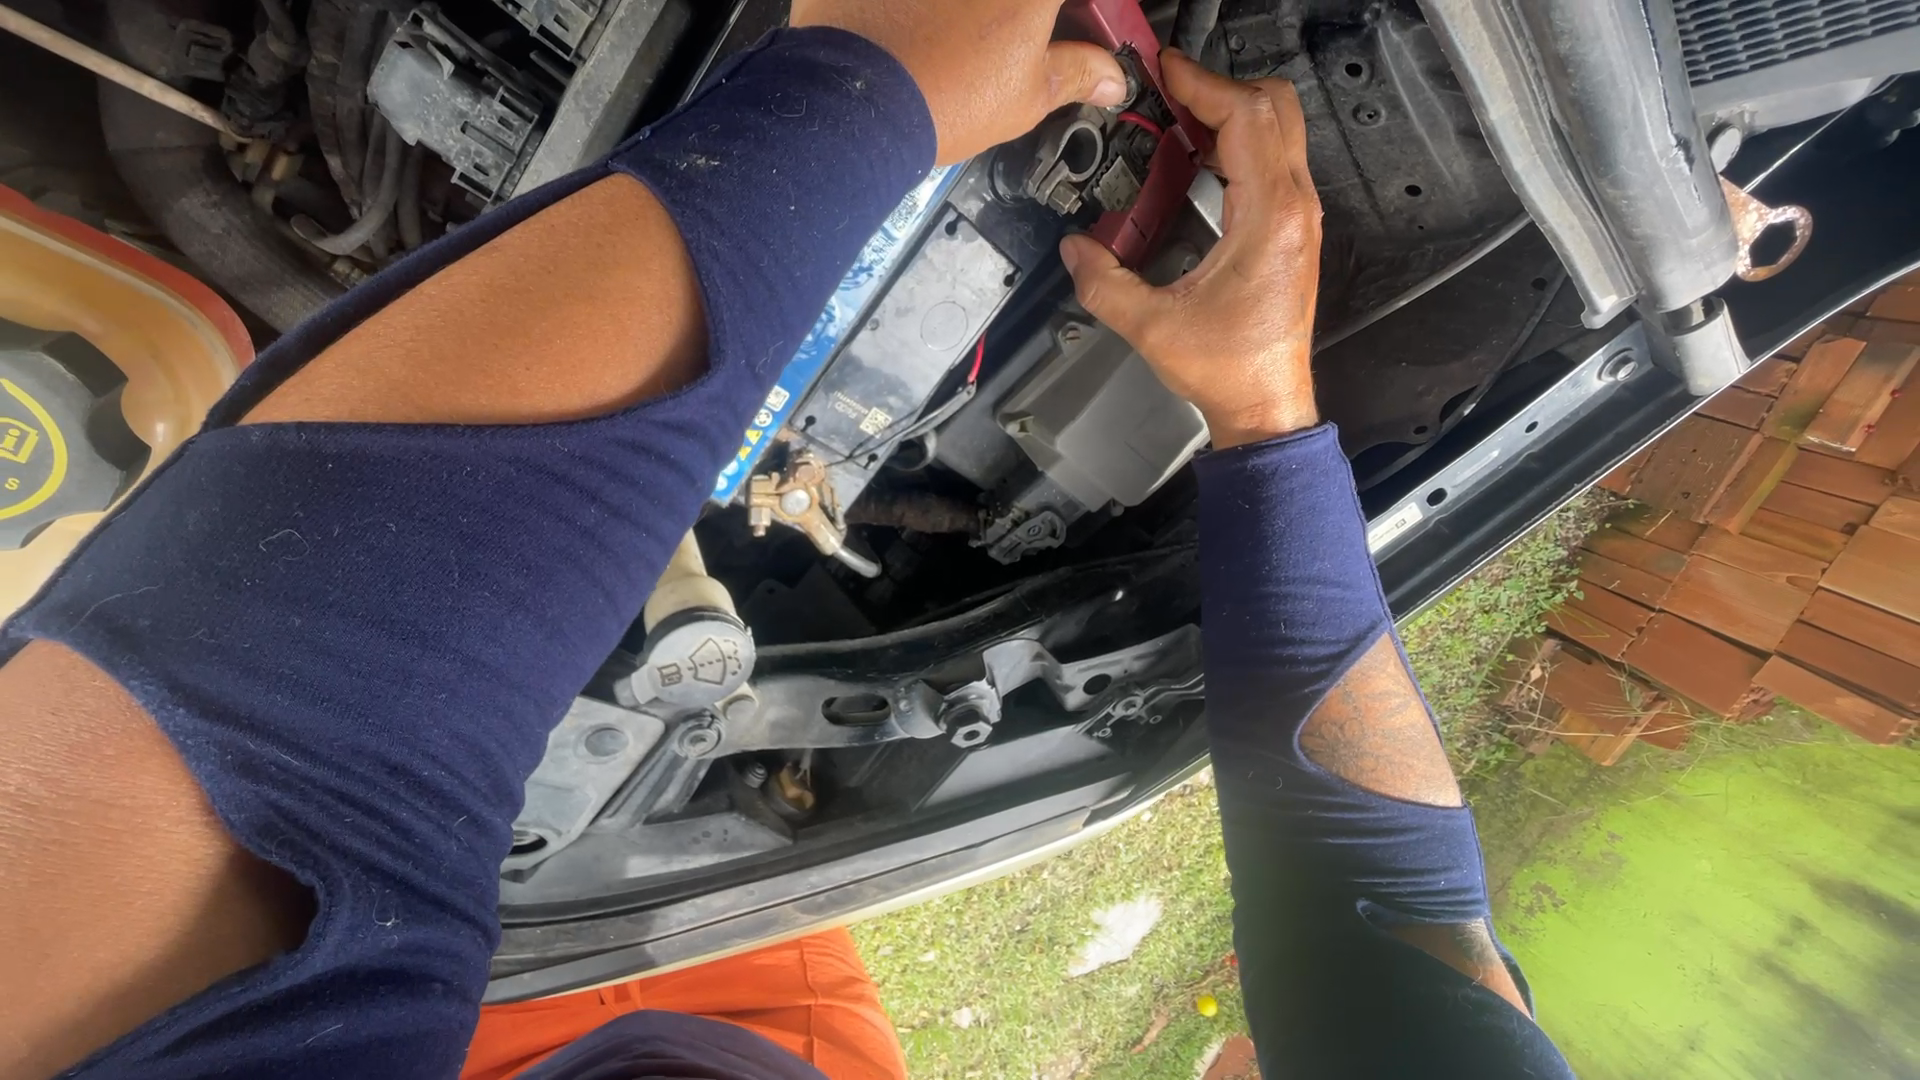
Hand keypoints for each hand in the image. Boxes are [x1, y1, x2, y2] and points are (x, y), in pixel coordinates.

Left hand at [790, 0, 1127, 164]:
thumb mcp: (1028, 96)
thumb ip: (1077, 74)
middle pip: (1023, 2)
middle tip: (1036, 36)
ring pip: (975, 6)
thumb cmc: (947, 97)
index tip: (1086, 24)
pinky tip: (933, 29)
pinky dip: (936, 13)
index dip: (1092, 12)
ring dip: (983, 19)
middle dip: (1039, 19)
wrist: (860, 103)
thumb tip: (1110, 78)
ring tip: (974, 40)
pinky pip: (932, 3)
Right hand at [1059, 51, 1323, 448]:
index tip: (1165, 72)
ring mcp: (1300, 220)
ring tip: (1179, 122)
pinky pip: (1275, 163)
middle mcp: (1295, 209)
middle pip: (1274, 108)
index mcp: (1269, 219)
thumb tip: (1074, 250)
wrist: (1264, 403)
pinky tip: (1200, 162)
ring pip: (1280, 132)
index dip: (1202, 86)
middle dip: (1221, 89)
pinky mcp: (1293, 234)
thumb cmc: (1226, 368)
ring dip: (1231, 115)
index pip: (1245, 118)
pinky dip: (1240, 145)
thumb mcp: (1151, 327)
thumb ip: (1104, 285)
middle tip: (1170, 95)